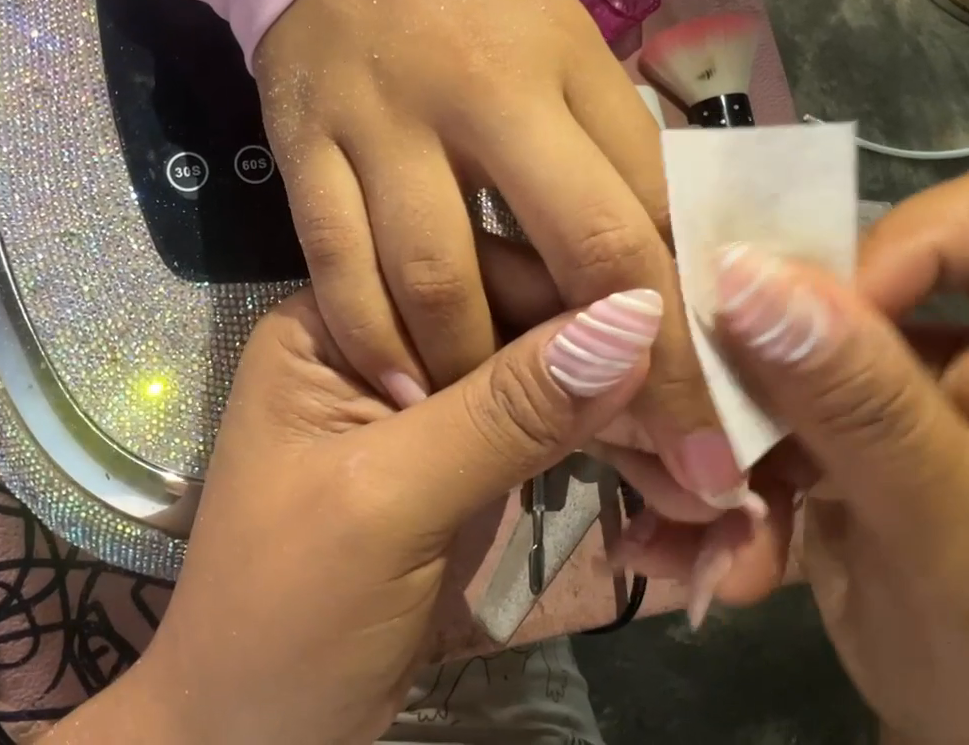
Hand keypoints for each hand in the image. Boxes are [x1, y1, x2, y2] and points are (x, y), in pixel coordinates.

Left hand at [49, 279, 666, 743]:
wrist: (255, 736)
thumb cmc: (288, 610)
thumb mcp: (389, 500)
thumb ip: (504, 410)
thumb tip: (633, 314)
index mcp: (334, 319)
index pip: (470, 270)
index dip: (577, 298)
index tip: (682, 337)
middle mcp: (377, 341)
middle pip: (512, 323)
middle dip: (610, 371)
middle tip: (713, 422)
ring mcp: (417, 404)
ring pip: (536, 382)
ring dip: (620, 421)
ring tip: (706, 472)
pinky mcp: (452, 462)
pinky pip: (537, 435)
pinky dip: (599, 458)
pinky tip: (664, 482)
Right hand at [255, 0, 746, 507]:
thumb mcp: (562, 43)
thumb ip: (615, 140)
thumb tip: (666, 250)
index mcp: (561, 68)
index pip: (646, 207)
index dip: (690, 320)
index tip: (723, 413)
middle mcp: (478, 100)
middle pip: (571, 247)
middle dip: (627, 373)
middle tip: (667, 469)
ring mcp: (381, 128)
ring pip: (438, 272)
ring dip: (481, 370)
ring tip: (518, 445)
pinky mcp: (306, 151)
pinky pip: (335, 259)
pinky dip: (369, 332)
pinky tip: (399, 388)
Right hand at [708, 159, 968, 744]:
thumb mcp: (959, 554)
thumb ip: (862, 408)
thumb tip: (747, 276)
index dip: (908, 241)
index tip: (809, 318)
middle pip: (889, 274)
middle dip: (791, 338)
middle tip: (716, 395)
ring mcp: (944, 412)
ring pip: (816, 347)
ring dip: (751, 413)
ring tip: (709, 488)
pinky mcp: (877, 450)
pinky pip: (791, 412)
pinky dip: (747, 461)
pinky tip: (723, 529)